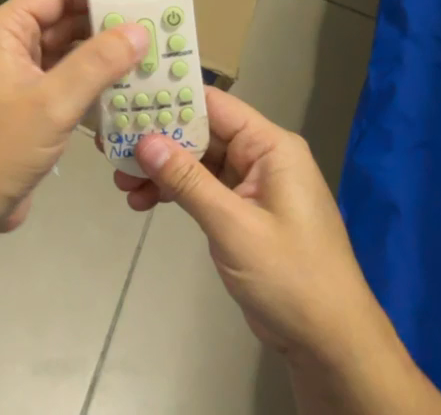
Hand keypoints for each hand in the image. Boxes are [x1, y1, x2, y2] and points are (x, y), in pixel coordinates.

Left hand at [0, 0, 146, 234]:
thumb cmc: (2, 146)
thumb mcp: (54, 102)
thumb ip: (98, 63)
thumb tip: (139, 30)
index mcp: (3, 31)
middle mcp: (8, 46)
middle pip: (62, 21)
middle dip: (104, 26)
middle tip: (154, 30)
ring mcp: (16, 76)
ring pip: (66, 53)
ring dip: (102, 57)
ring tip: (149, 57)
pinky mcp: (26, 105)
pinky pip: (63, 81)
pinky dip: (91, 83)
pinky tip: (126, 91)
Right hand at [115, 88, 374, 360]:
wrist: (330, 342)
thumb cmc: (291, 277)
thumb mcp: (233, 226)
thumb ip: (188, 180)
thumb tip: (144, 139)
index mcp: (270, 147)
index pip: (214, 105)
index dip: (169, 99)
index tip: (125, 100)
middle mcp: (261, 156)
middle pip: (200, 132)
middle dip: (156, 139)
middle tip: (110, 144)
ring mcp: (252, 184)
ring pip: (195, 160)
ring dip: (159, 169)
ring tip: (119, 181)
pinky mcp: (242, 211)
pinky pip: (200, 187)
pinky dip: (172, 192)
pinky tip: (141, 202)